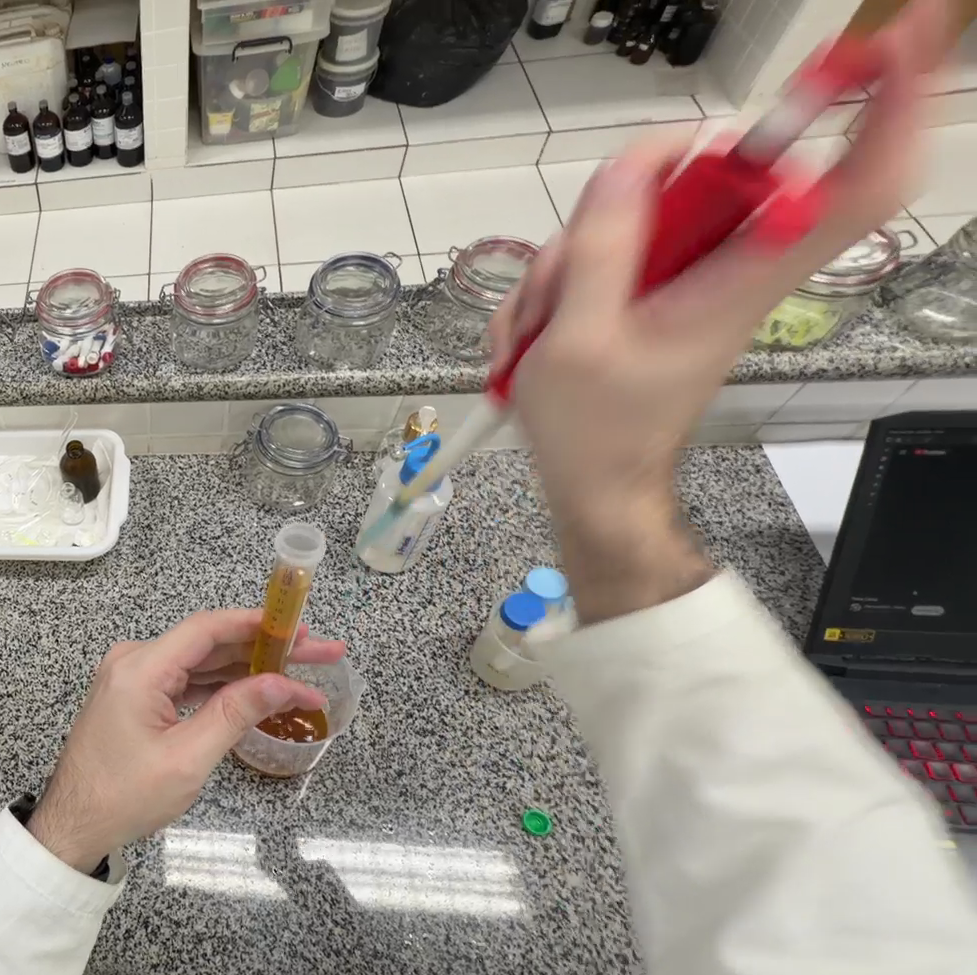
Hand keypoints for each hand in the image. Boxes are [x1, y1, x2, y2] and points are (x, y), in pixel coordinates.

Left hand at [26, 610, 345, 872]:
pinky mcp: (135, 694)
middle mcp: (133, 660)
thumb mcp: (188, 758)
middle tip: (320, 653)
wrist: (74, 824)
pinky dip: (220, 685)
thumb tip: (284, 683)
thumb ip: (236, 714)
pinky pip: (184, 679)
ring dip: (247, 667)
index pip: (207, 629)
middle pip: (208, 643)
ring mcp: (132, 676)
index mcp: (140, 668)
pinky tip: (257, 691)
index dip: (258, 624)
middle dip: (265, 648)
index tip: (301, 628)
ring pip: (200, 661)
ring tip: (300, 673)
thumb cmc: (125, 796)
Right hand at [488, 0, 950, 623]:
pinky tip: (532, 341)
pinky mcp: (645, 298)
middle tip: (563, 273)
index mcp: (740, 281)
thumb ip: (604, 249)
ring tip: (532, 336)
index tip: (885, 46)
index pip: (854, 182)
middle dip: (605, 219)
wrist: (590, 485)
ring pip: (625, 228)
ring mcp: (680, 284)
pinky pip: (597, 263)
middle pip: (695, 192)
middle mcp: (723, 269)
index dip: (885, 107)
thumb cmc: (592, 430)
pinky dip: (551, 296)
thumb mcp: (577, 342)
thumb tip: (634, 161)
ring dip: (558, 273)